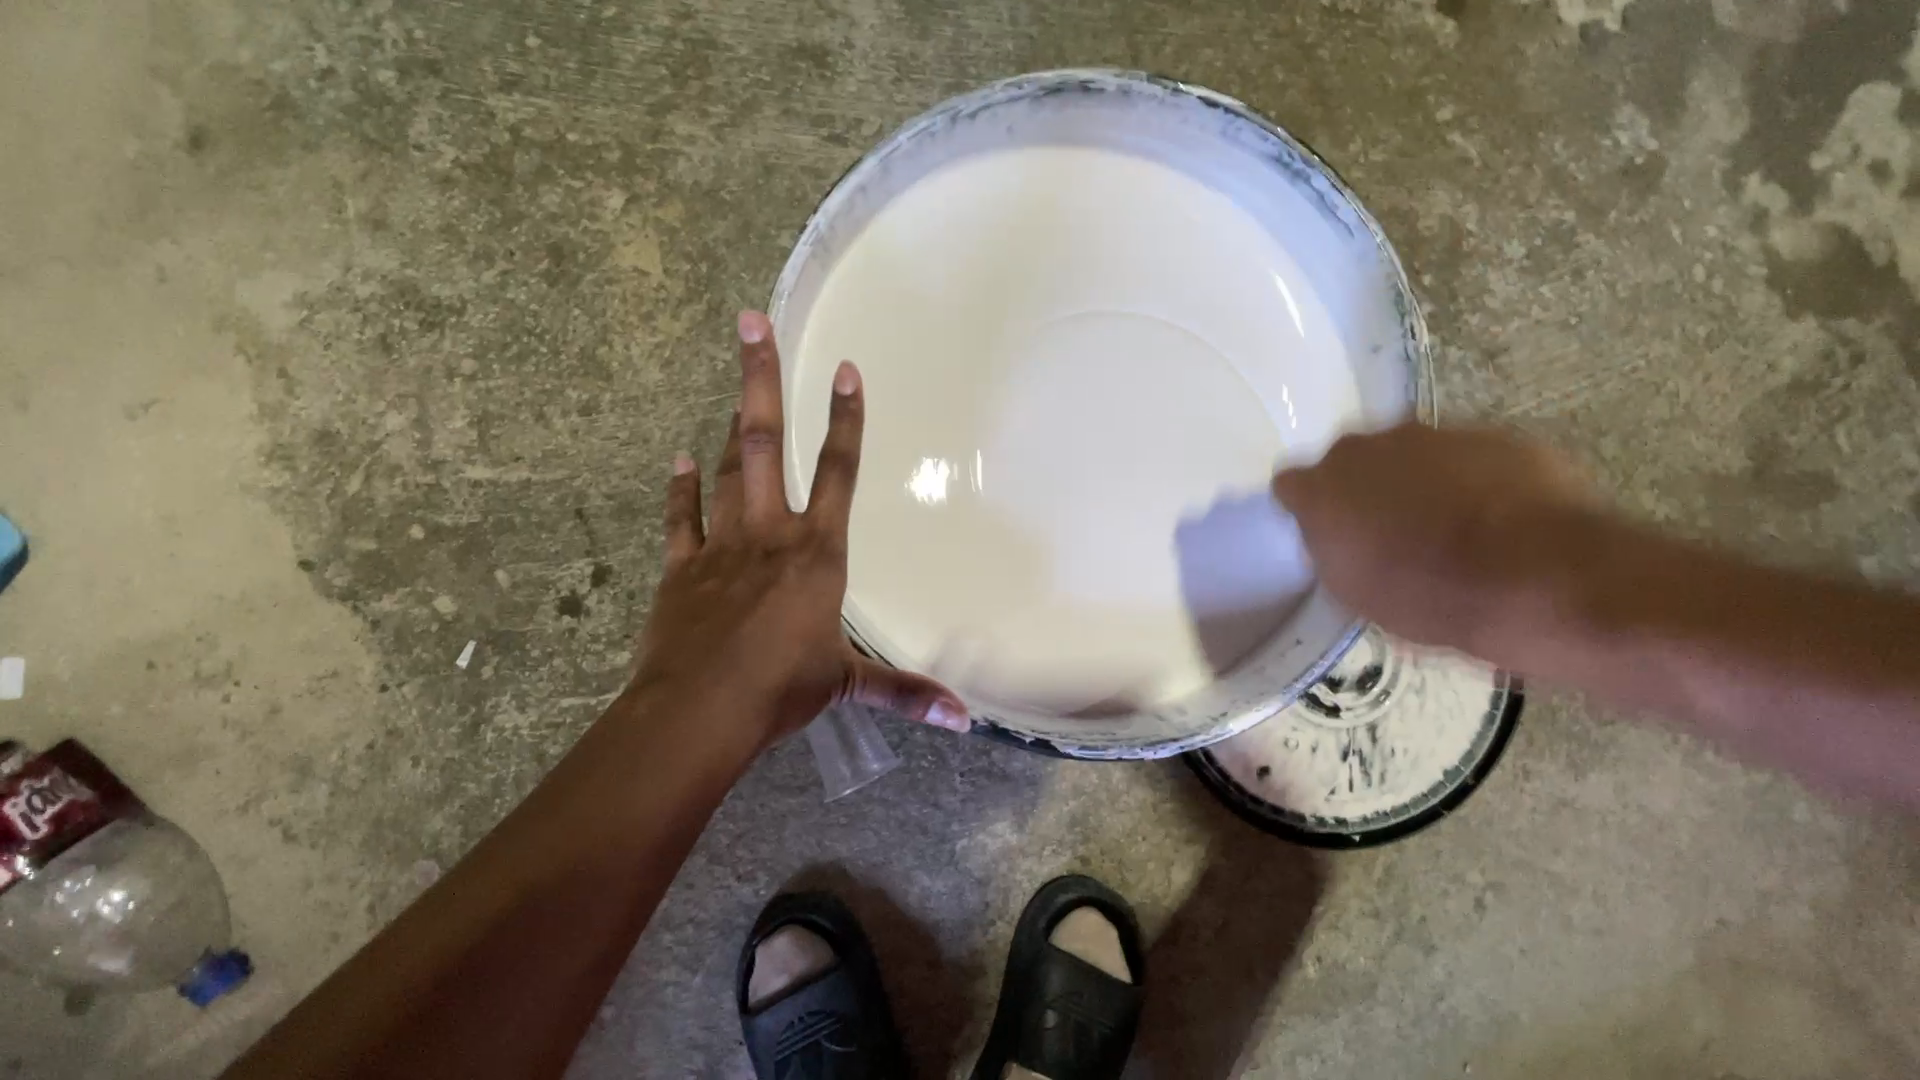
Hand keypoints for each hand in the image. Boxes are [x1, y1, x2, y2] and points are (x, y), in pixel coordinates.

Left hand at [630, 311, 969, 750]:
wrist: (698, 709)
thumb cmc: (780, 688)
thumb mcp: (846, 684)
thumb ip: (905, 692)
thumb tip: (965, 717)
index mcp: (816, 554)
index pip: (838, 473)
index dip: (845, 421)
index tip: (844, 370)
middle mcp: (769, 534)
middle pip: (766, 443)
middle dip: (760, 380)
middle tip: (750, 322)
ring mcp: (719, 546)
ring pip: (726, 469)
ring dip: (730, 424)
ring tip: (734, 385)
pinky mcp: (681, 568)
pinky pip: (680, 518)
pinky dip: (679, 488)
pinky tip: (677, 458)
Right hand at [1271, 423, 1598, 649]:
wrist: (1537, 574)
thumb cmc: (1429, 596)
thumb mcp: (1355, 590)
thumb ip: (1334, 548)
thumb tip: (1339, 535)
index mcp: (1322, 487)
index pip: (1292, 485)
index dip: (1309, 508)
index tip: (1329, 534)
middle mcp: (1367, 447)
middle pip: (1350, 461)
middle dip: (1363, 487)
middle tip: (1388, 529)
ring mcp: (1432, 434)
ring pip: (1410, 454)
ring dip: (1418, 480)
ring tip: (1450, 525)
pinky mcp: (1493, 435)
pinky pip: (1467, 456)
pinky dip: (1472, 480)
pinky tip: (1496, 518)